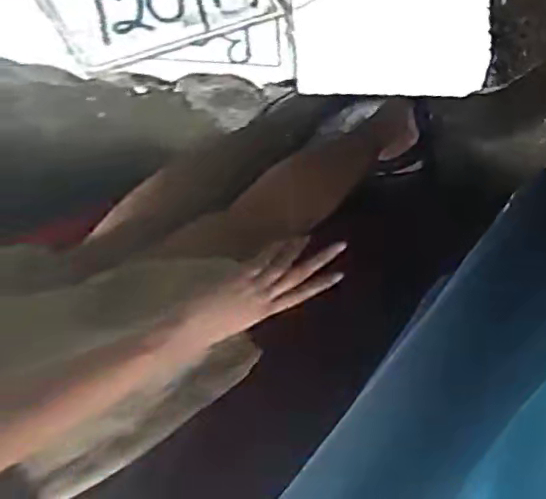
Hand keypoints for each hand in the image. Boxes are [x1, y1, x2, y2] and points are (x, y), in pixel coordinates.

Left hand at [166, 239, 345, 352]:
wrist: (175, 337)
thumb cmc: (197, 337)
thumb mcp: (229, 326)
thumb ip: (244, 311)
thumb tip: (252, 299)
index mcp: (262, 313)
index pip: (298, 296)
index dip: (320, 285)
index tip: (340, 274)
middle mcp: (264, 298)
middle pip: (298, 275)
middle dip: (321, 260)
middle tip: (340, 245)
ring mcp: (253, 287)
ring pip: (283, 264)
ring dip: (296, 249)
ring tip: (308, 236)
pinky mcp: (239, 279)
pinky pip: (262, 260)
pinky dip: (274, 249)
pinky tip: (282, 239)